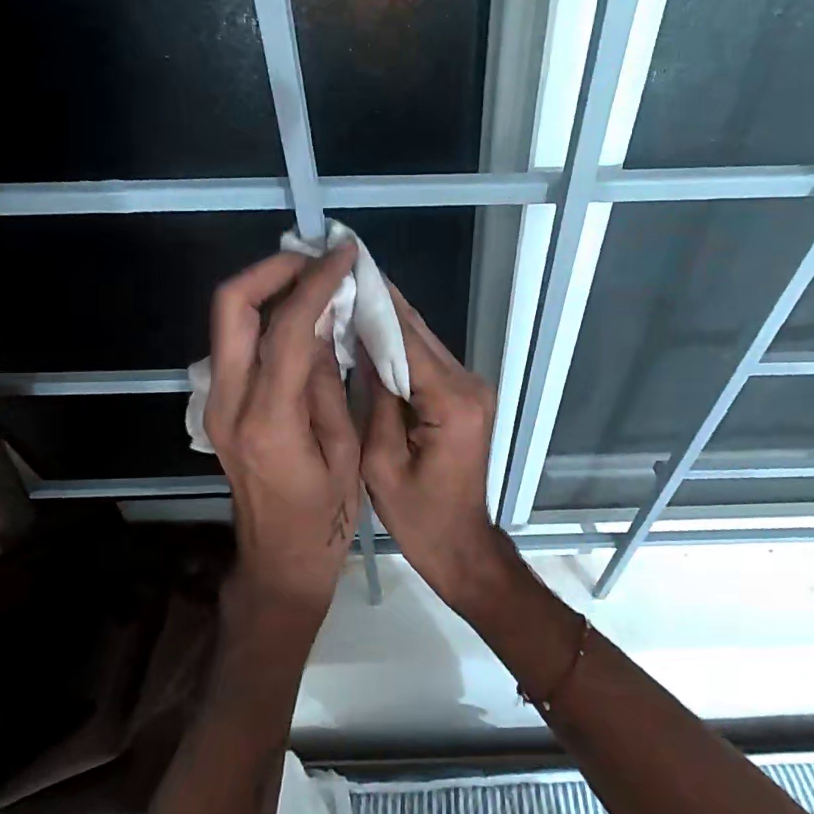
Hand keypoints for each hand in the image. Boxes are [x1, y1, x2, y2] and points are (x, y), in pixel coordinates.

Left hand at [205, 244, 362, 612]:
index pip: (288, 328)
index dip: (318, 283)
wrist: (278, 563)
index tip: (345, 256)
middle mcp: (228, 403)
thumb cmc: (324, 518)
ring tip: (313, 277)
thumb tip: (326, 325)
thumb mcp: (346, 451)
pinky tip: (301, 317)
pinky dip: (264, 317)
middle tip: (316, 257)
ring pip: (227, 321)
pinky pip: (236, 345)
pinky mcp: (218, 409)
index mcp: (269, 419)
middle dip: (272, 269)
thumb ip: (329, 385)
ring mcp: (215, 405)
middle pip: (230, 306)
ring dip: (266, 289)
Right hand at [360, 284, 514, 613]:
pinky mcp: (468, 395)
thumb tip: (360, 345)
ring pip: (424, 342)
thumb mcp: (379, 461)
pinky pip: (429, 361)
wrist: (461, 544)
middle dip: (380, 302)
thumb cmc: (418, 517)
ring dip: (389, 320)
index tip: (344, 269)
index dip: (375, 303)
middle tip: (340, 270)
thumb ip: (374, 398)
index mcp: (451, 402)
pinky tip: (370, 329)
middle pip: (419, 333)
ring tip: (347, 292)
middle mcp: (470, 384)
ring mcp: (473, 388)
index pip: (408, 340)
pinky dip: (401, 345)